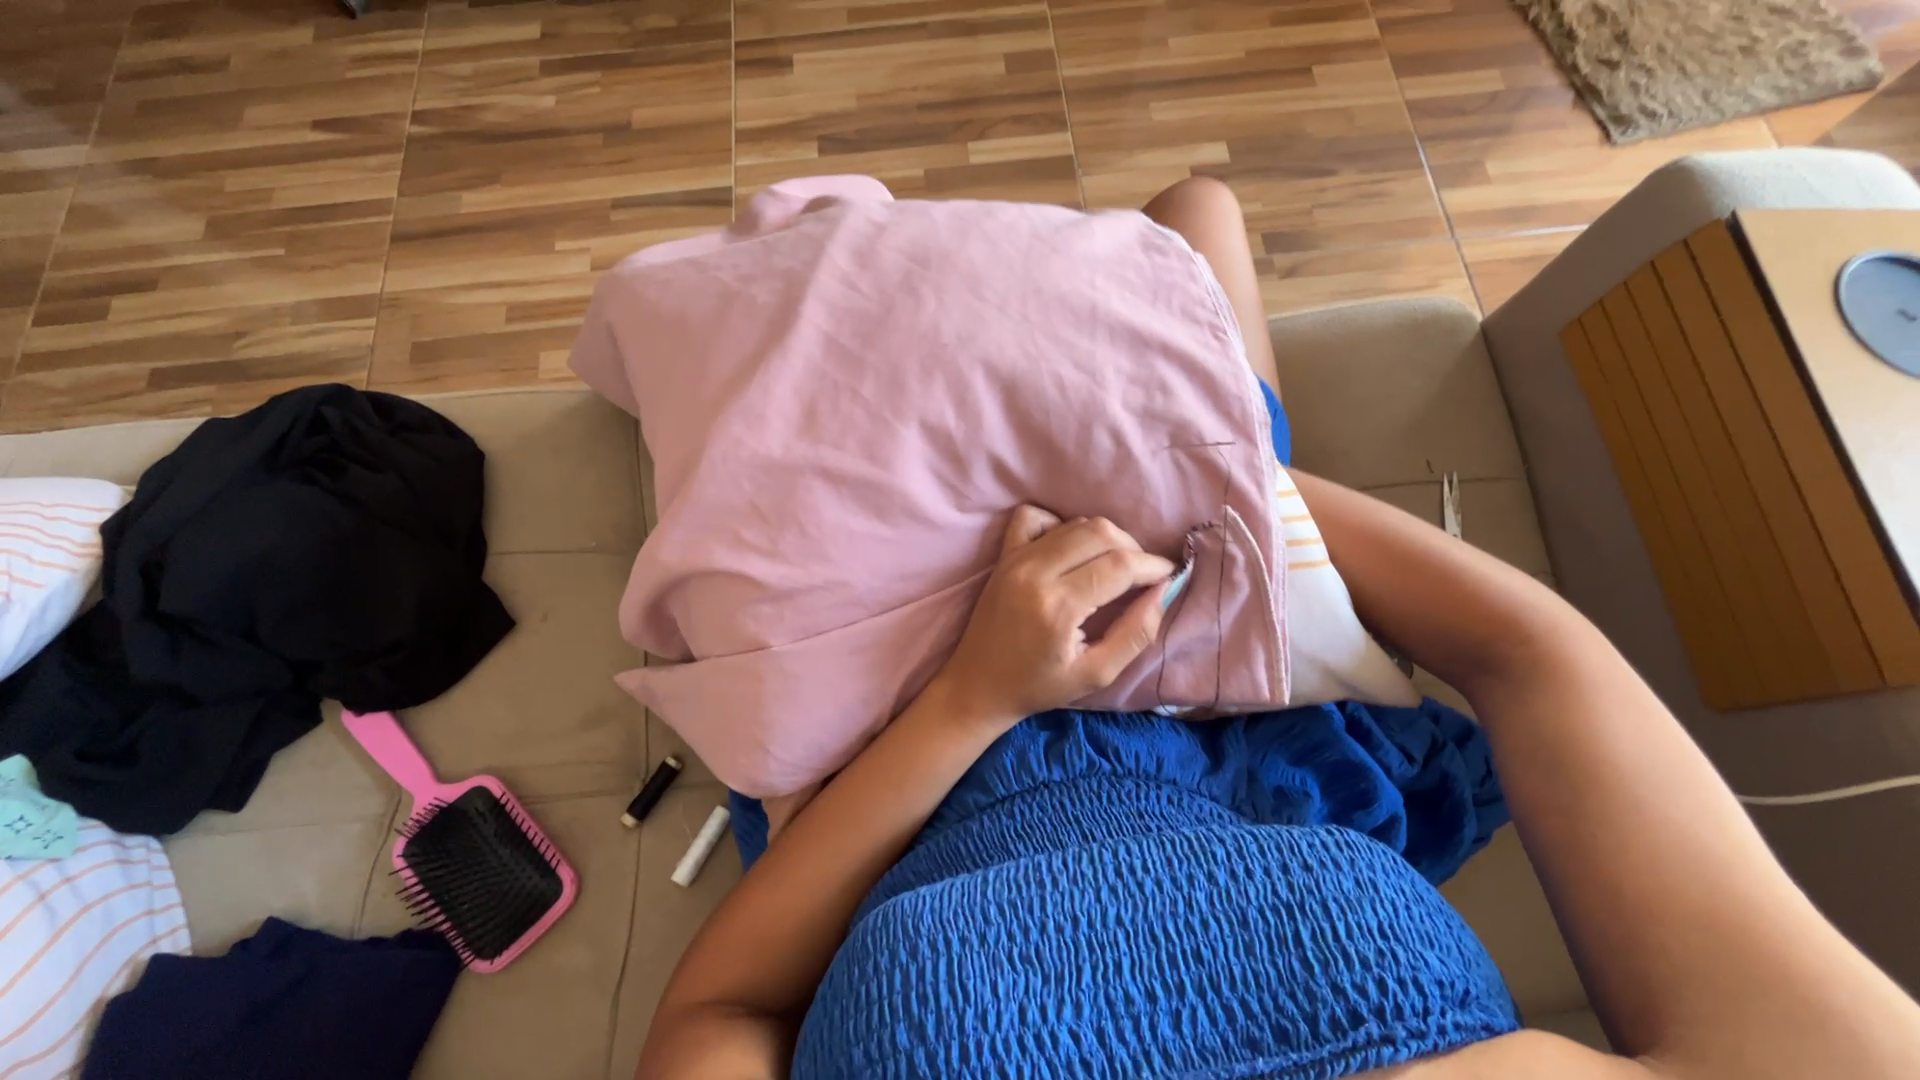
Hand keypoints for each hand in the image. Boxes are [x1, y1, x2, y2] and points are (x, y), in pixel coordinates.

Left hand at [931, 506, 1175, 728]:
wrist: (978, 685)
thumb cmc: (1039, 686)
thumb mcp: (1096, 674)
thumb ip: (1136, 634)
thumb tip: (1163, 591)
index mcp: (1059, 607)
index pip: (1120, 565)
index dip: (1153, 566)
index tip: (1167, 575)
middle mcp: (1035, 573)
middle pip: (1101, 533)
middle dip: (1133, 549)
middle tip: (1140, 574)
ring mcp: (1015, 559)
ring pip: (1075, 523)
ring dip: (1104, 538)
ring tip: (1112, 567)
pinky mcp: (1003, 555)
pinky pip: (1034, 516)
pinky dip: (1059, 524)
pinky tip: (1069, 551)